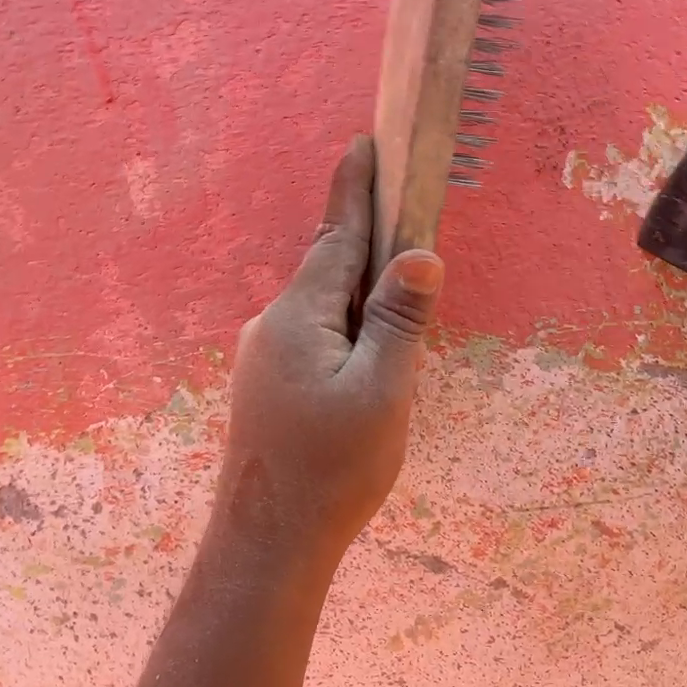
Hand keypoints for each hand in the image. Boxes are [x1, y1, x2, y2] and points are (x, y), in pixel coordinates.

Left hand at [213, 136, 443, 566]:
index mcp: (299, 317)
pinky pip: (315, 337)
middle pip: (330, 270)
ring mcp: (266, 358)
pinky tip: (367, 357)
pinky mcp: (269, 386)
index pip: (334, 238)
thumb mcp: (382, 392)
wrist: (272, 541)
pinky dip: (347, 328)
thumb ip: (399, 320)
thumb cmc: (334, 469)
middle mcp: (273, 326)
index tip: (363, 145)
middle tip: (406, 222)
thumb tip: (420, 253)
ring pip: (323, 308)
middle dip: (367, 244)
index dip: (354, 191)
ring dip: (360, 295)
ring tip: (400, 305)